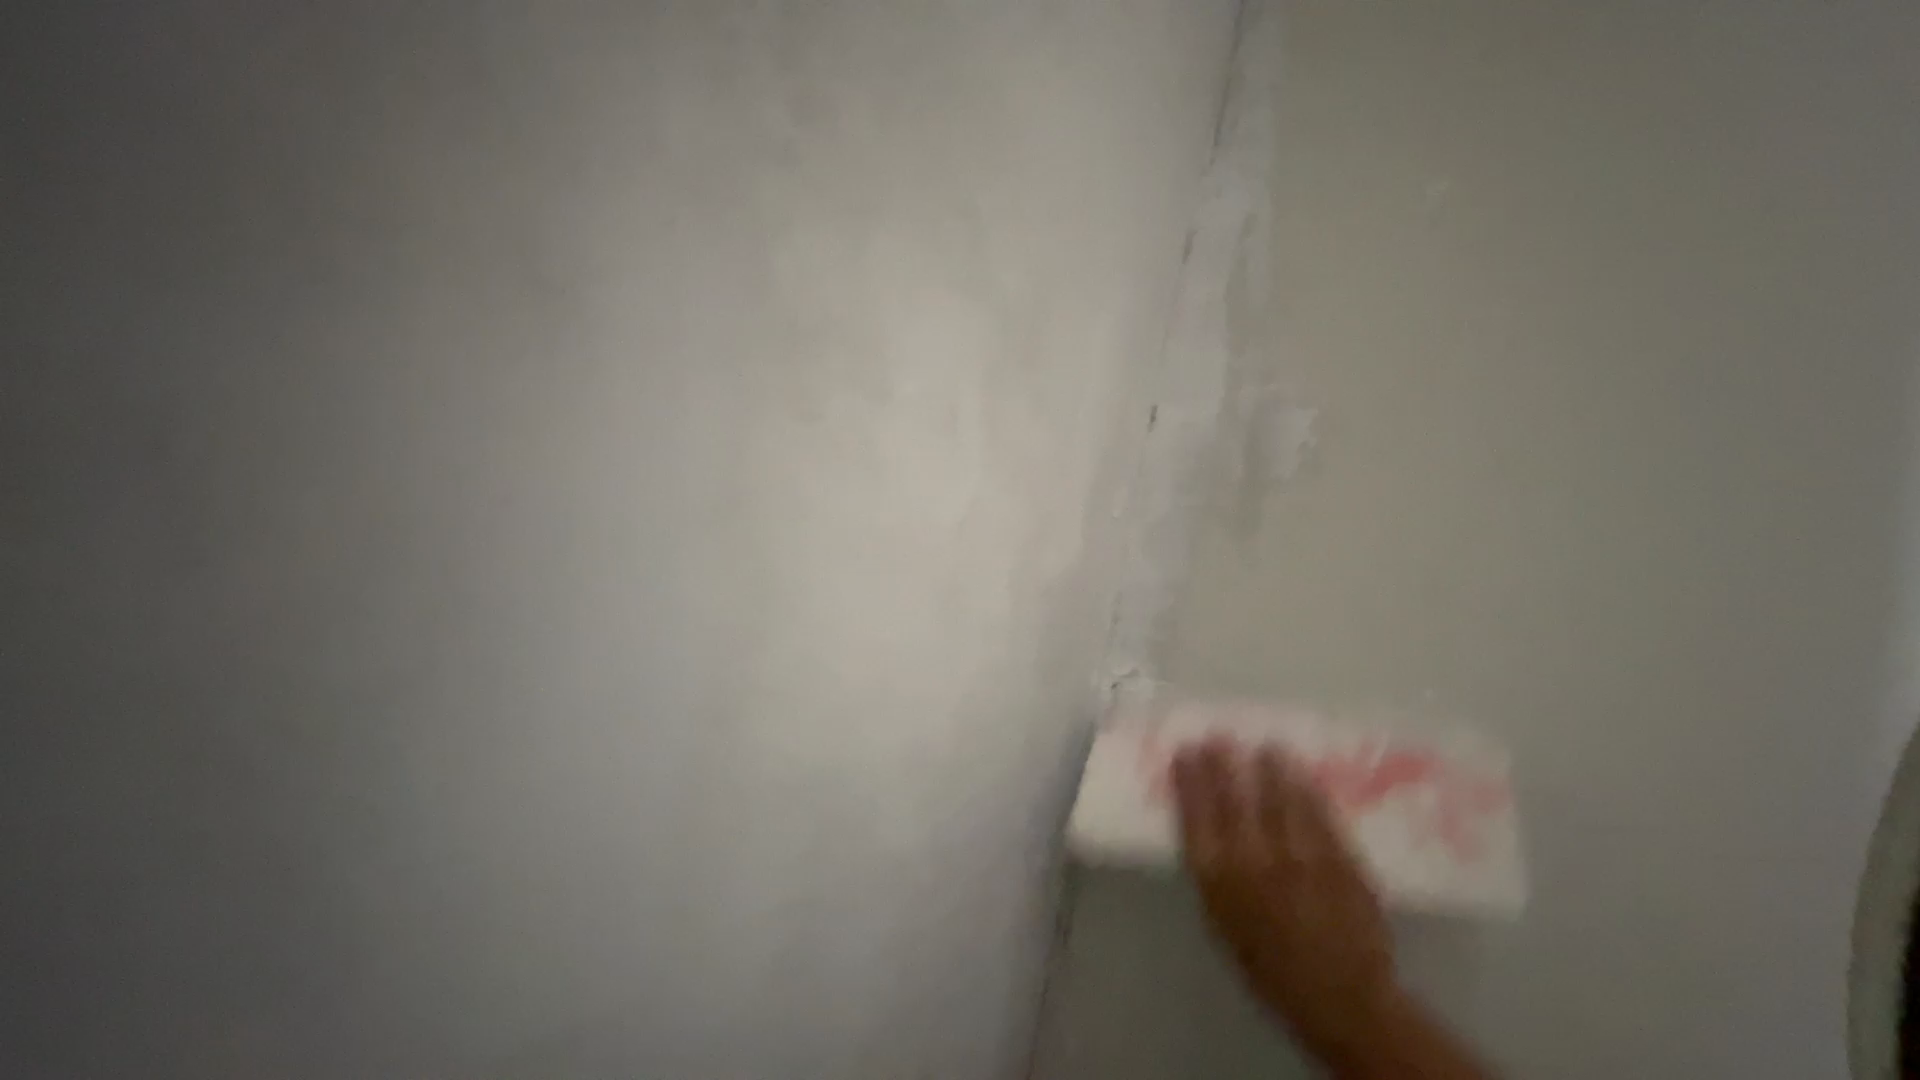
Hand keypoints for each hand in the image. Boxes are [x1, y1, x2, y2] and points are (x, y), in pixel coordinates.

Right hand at [1172, 739, 1401, 1061]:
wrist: (1340, 998)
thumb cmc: (1268, 967)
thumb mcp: (1222, 922)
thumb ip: (1215, 874)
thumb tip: (1209, 832)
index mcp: (1217, 879)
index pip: (1195, 815)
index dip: (1189, 780)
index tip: (1186, 751)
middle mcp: (1253, 860)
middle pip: (1233, 798)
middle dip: (1224, 763)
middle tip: (1220, 736)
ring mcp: (1298, 856)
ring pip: (1280, 799)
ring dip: (1271, 769)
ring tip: (1267, 747)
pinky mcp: (1338, 858)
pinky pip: (1320, 815)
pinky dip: (1309, 792)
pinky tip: (1303, 776)